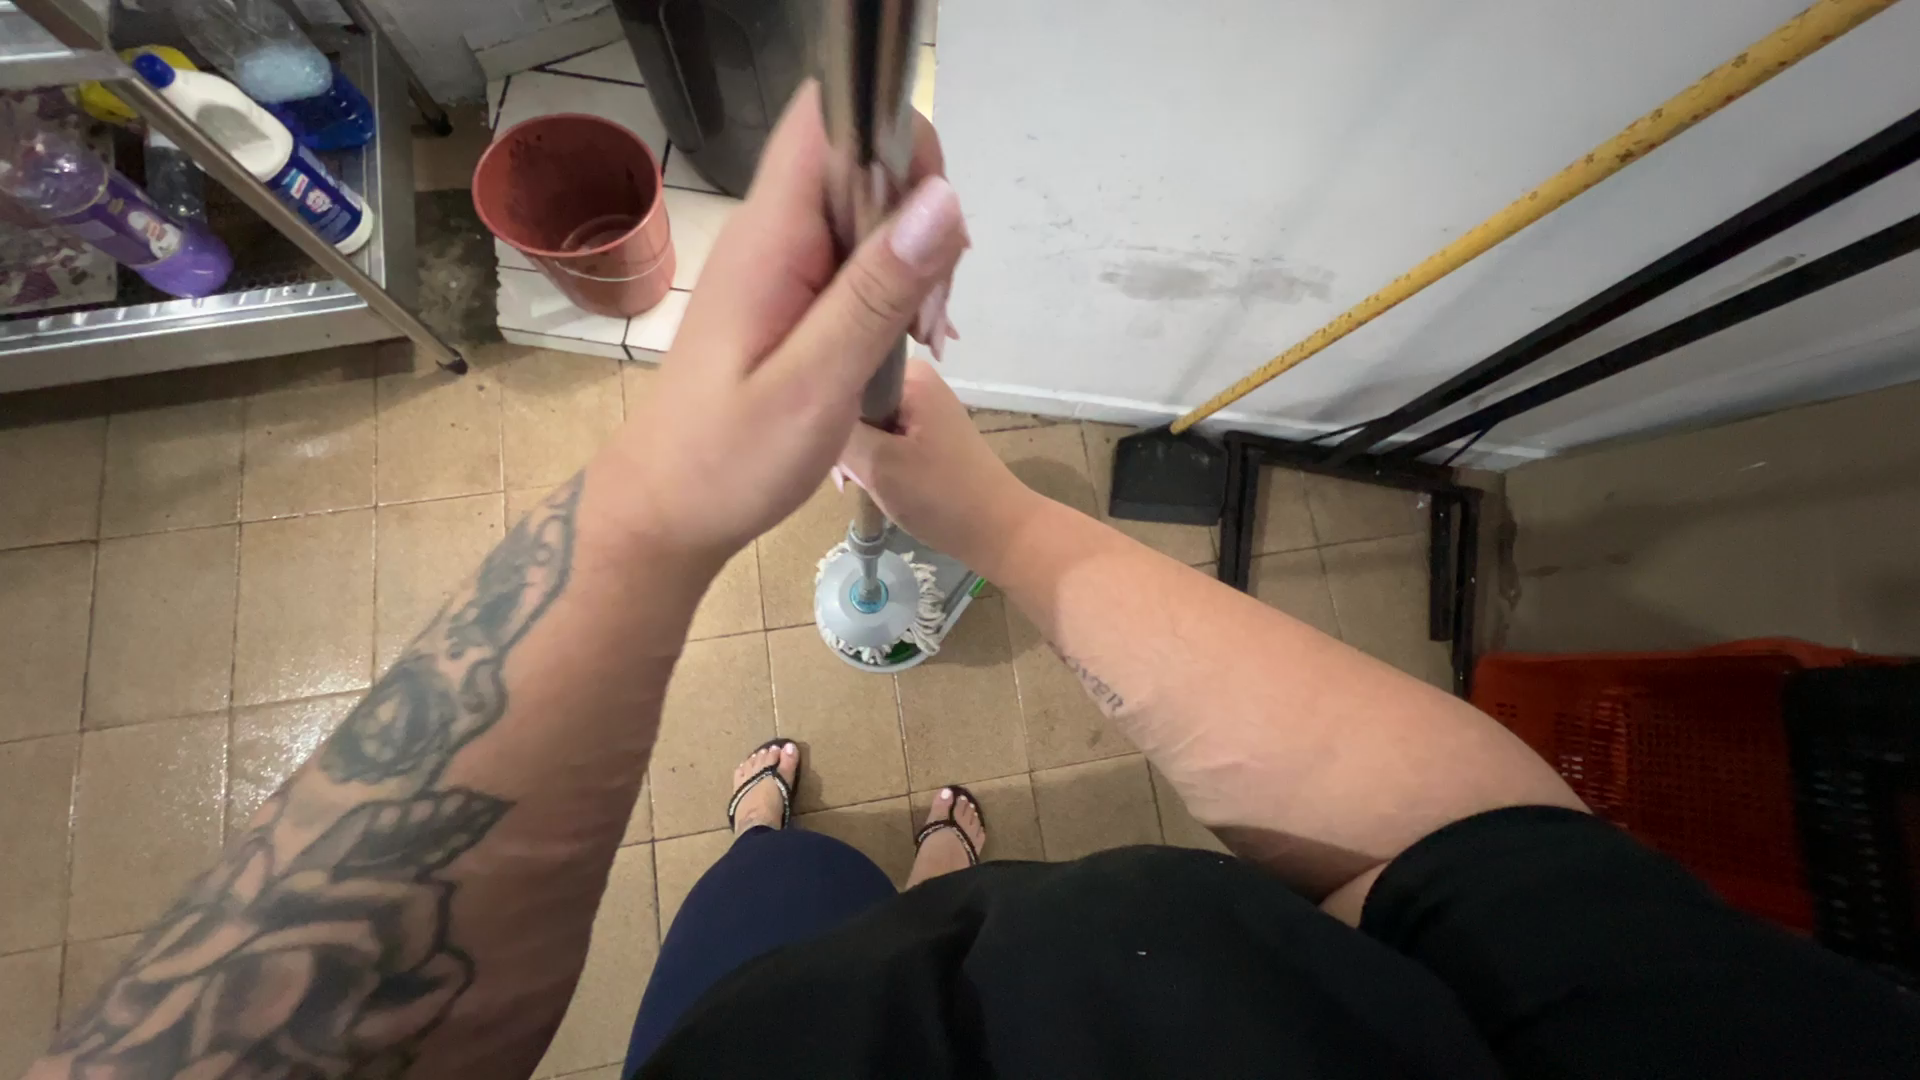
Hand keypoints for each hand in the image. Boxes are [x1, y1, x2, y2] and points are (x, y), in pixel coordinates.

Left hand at [607, 81, 966, 563]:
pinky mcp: (786, 299)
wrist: (671, 507)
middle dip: (920, 216)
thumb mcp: (815, 384)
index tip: (936, 222)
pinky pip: (851, 262)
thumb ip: (875, 294)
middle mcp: (772, 235)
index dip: (896, 139)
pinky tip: (902, 341)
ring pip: (864, 216)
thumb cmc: (732, 459)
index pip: (833, 120)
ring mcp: (778, 267)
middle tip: (933, 310)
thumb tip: (943, 200)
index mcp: (771, 238)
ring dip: (911, 260)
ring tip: (924, 335)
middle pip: (861, 164)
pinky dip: (890, 289)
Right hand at [838, 358, 1034, 567]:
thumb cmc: (940, 496)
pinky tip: (877, 486)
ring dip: (859, 456)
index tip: (825, 448)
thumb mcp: (877, 464)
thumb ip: (838, 433)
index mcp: (908, 374)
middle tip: (847, 478)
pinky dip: (876, 463)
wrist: (997, 531)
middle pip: (853, 400)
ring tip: (861, 485)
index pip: (844, 371)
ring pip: (866, 424)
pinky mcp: (928, 434)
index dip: (826, 409)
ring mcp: (924, 408)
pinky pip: (885, 439)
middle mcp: (917, 381)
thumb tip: (805, 411)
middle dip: (843, 439)